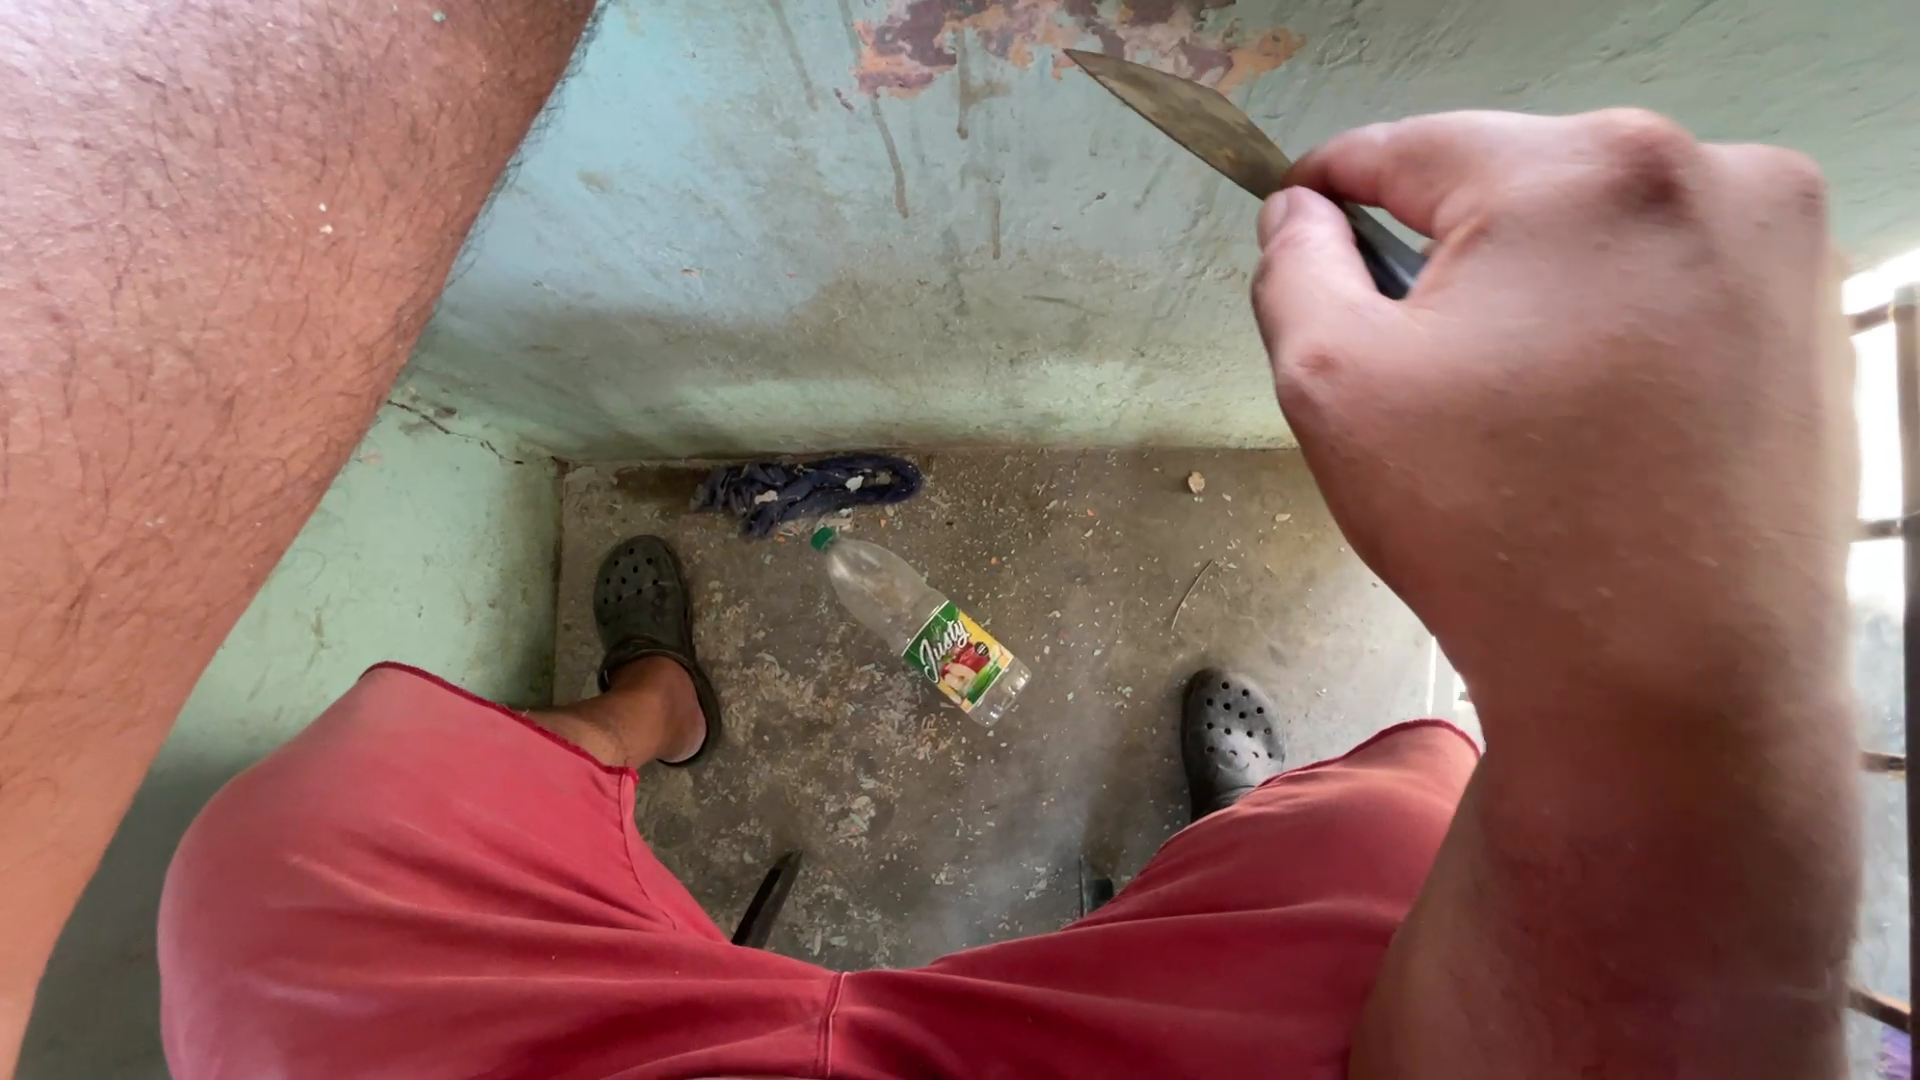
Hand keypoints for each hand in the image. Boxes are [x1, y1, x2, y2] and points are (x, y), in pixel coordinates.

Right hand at [1254, 110, 1856, 726]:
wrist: (1658, 672)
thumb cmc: (1474, 516)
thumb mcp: (1327, 379)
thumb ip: (1291, 269)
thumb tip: (1297, 212)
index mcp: (1576, 172)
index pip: (1407, 145)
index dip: (1326, 187)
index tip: (1292, 228)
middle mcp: (1706, 171)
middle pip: (1499, 186)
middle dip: (1422, 256)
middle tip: (1385, 363)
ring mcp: (1779, 243)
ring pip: (1575, 236)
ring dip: (1502, 291)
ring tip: (1476, 404)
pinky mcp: (1808, 316)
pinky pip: (1647, 283)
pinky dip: (1578, 324)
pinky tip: (1558, 418)